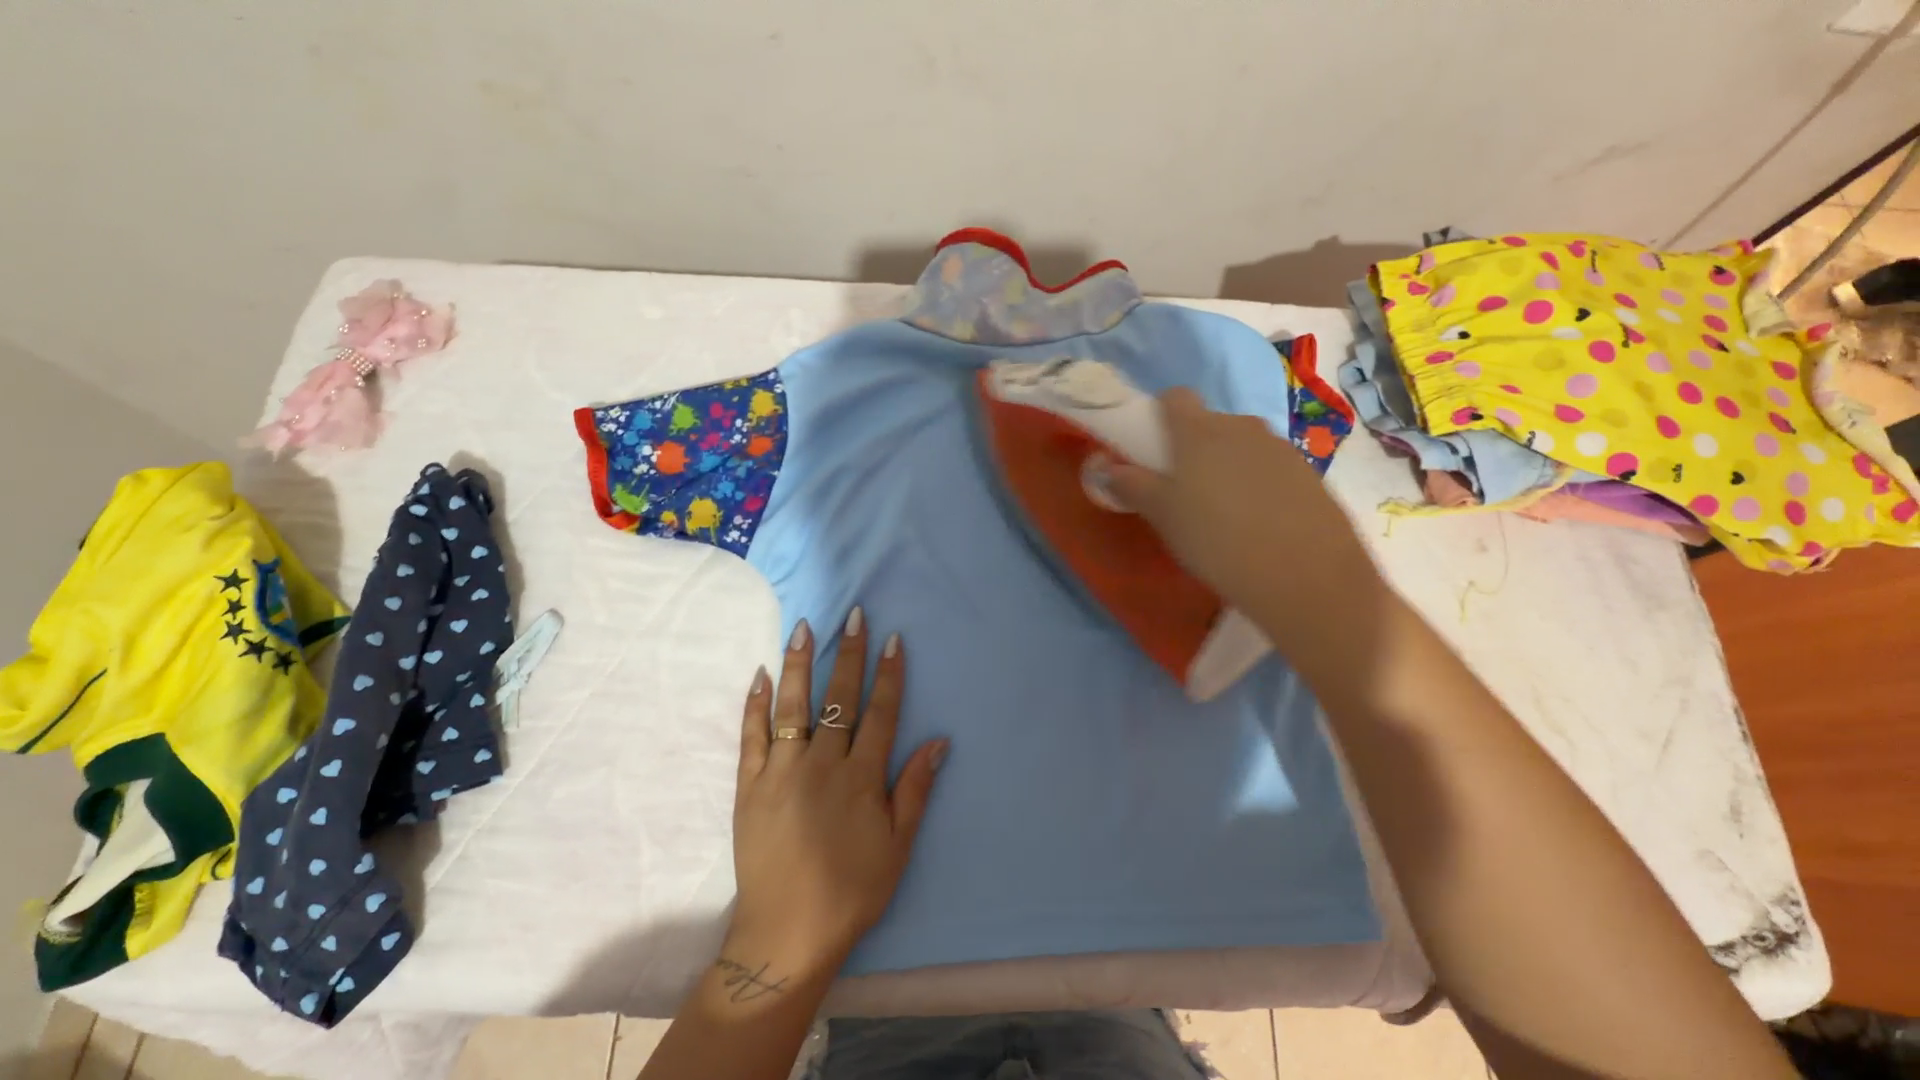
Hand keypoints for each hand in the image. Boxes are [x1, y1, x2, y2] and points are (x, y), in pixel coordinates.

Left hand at [726, 612, 947, 985]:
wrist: (787, 931)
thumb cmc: (852, 891)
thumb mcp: (898, 846)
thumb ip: (914, 790)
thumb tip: (938, 741)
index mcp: (861, 778)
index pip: (880, 713)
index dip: (889, 675)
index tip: (892, 640)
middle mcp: (822, 764)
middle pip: (838, 699)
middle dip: (848, 655)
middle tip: (852, 615)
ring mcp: (781, 771)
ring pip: (792, 706)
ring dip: (800, 664)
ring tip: (804, 628)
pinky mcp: (750, 786)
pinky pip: (752, 735)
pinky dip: (756, 703)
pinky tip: (761, 675)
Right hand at [1096, 387, 1371, 608]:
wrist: (1305, 575)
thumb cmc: (1217, 540)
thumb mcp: (1163, 516)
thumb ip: (1133, 485)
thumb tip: (1107, 467)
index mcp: (1199, 430)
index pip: (1175, 397)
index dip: (1161, 415)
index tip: (1155, 449)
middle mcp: (1242, 427)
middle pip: (1211, 423)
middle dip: (1195, 447)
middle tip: (1186, 492)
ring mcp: (1281, 448)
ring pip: (1244, 447)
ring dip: (1230, 467)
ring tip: (1226, 514)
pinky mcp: (1309, 474)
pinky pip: (1273, 469)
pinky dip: (1261, 486)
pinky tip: (1260, 525)